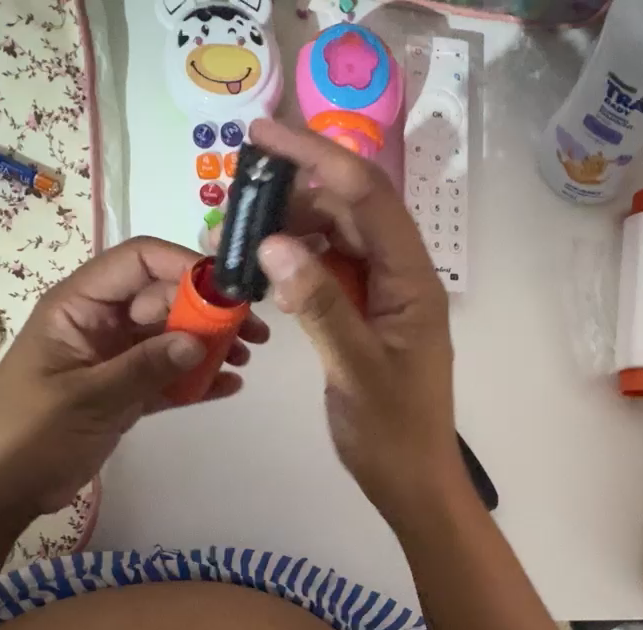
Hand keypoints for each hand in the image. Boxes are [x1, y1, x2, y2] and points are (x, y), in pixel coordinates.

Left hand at [0, 236, 267, 517]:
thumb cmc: (29, 435)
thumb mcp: (87, 398)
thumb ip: (144, 367)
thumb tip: (199, 342)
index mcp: (78, 306)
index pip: (138, 262)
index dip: (185, 267)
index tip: (229, 291)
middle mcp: (100, 323)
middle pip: (163, 299)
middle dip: (209, 311)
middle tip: (253, 334)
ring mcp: (115, 358)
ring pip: (171, 337)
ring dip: (209, 345)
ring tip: (245, 361)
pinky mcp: (126, 392)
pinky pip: (167, 376)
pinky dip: (196, 380)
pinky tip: (229, 386)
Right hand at [247, 118, 468, 525]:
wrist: (411, 483)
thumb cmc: (393, 434)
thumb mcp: (356, 372)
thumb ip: (321, 307)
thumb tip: (275, 243)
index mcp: (412, 282)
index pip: (367, 198)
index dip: (316, 157)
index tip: (261, 134)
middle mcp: (400, 278)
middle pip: (349, 212)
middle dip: (293, 194)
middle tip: (231, 198)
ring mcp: (383, 298)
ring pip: (336, 242)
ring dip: (290, 230)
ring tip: (236, 233)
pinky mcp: (365, 319)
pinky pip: (330, 276)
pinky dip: (297, 266)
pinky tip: (264, 273)